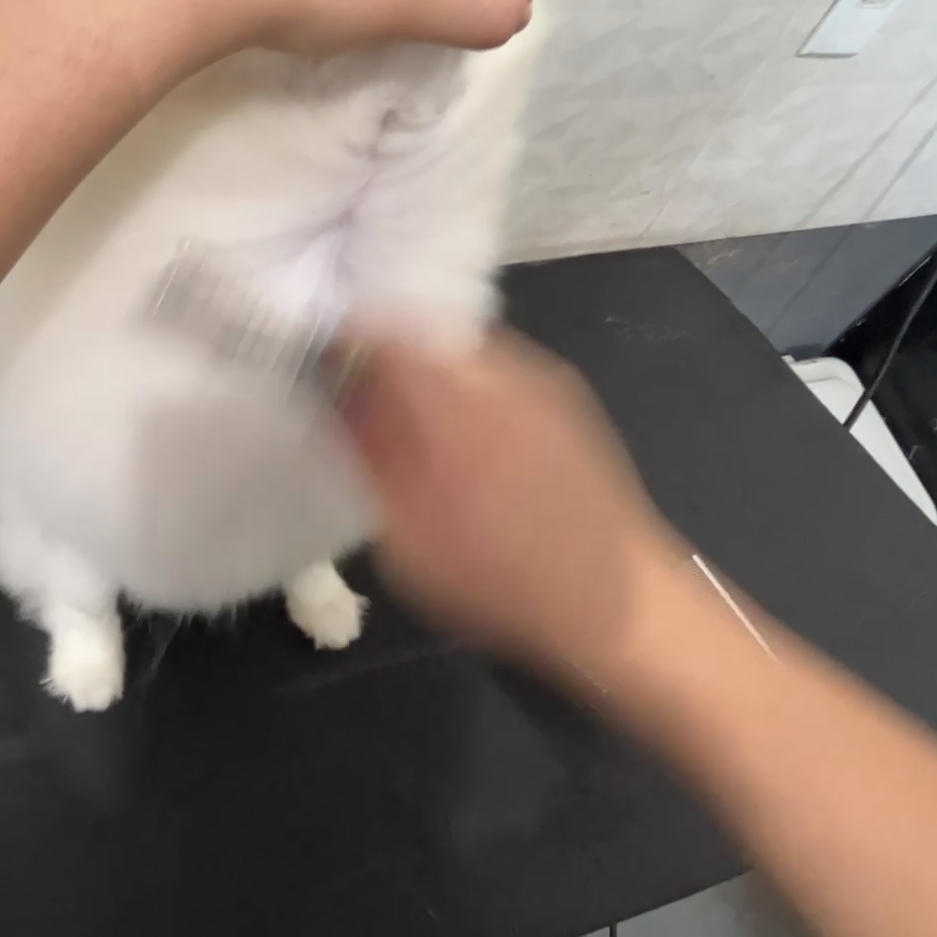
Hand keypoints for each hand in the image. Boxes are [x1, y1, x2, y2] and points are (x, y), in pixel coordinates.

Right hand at [340, 334, 681, 680]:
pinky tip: (452, 441)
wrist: (625, 609)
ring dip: (415, 375)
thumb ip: (363, 454)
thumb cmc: (501, 580)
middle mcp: (502, 368)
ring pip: (453, 351)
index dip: (337, 338)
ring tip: (397, 426)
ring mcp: (542, 380)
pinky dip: (453, 390)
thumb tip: (329, 397)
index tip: (311, 366)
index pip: (378, 326)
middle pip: (418, 330)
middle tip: (349, 404)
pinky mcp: (563, 401)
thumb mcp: (404, 531)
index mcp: (455, 395)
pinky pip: (488, 373)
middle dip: (375, 359)